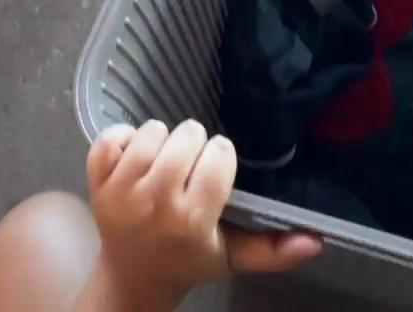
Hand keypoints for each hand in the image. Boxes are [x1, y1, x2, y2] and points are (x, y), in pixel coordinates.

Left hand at [85, 120, 321, 307]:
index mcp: (191, 219)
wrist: (131, 281)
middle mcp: (154, 202)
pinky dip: (123, 139)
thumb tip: (316, 239)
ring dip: (162, 140)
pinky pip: (111, 136)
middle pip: (187, 135)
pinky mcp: (96, 182)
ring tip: (165, 162)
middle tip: (190, 167)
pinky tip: (134, 157)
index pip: (218, 153)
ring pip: (152, 130)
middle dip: (194, 145)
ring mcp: (120, 191)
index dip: (221, 156)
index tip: (216, 170)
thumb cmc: (187, 261)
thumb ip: (273, 249)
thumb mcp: (232, 258)